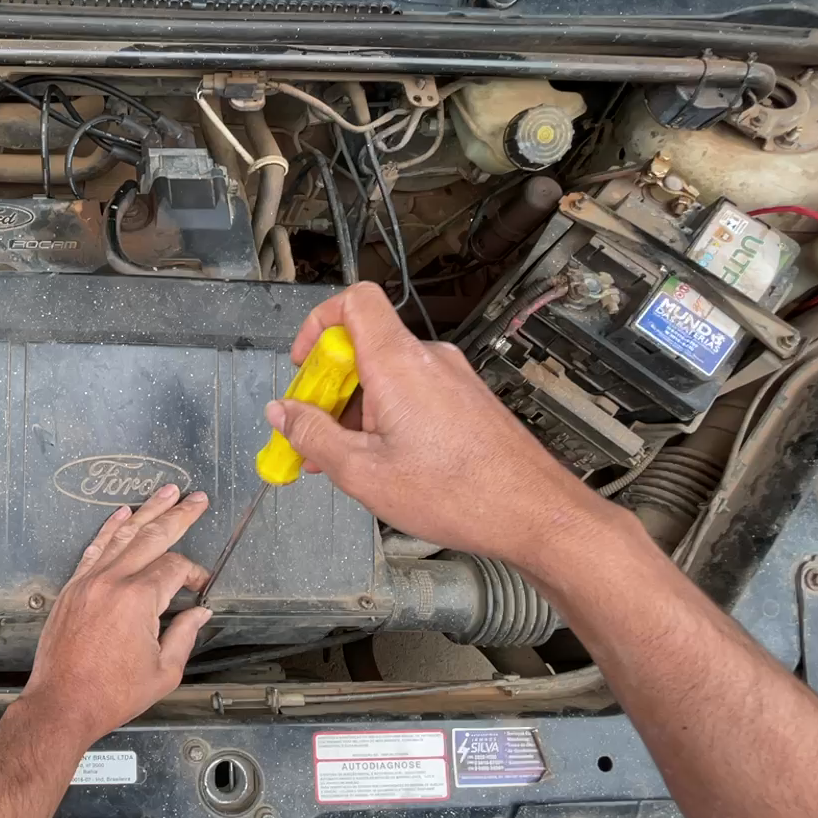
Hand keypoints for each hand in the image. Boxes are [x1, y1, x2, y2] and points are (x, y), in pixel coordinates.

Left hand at [16, 485, 212, 750]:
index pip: (174, 569)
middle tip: (197, 499)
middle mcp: (111, 582)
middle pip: (151, 537)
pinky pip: (94, 548)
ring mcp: (88, 581)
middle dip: (178, 515)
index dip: (193, 574)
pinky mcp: (72, 587)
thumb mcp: (163, 672)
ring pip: (123, 535)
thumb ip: (185, 634)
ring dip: (147, 510)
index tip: (200, 586)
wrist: (62, 703)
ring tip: (166, 492)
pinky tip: (122, 514)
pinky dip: (109, 529)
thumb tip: (200, 612)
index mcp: (137, 600)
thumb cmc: (110, 693)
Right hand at [269, 282, 620, 570]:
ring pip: (382, 376)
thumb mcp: (361, 472)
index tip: (303, 367)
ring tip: (341, 459)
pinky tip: (375, 460)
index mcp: (398, 365)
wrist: (536, 515)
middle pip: (360, 347)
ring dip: (351, 410)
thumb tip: (281, 413)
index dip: (317, 325)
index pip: (354, 302)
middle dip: (326, 387)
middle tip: (311, 431)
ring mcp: (449, 379)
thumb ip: (311, 436)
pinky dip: (381, 418)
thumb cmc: (459, 494)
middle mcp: (427, 360)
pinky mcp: (462, 400)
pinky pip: (407, 393)